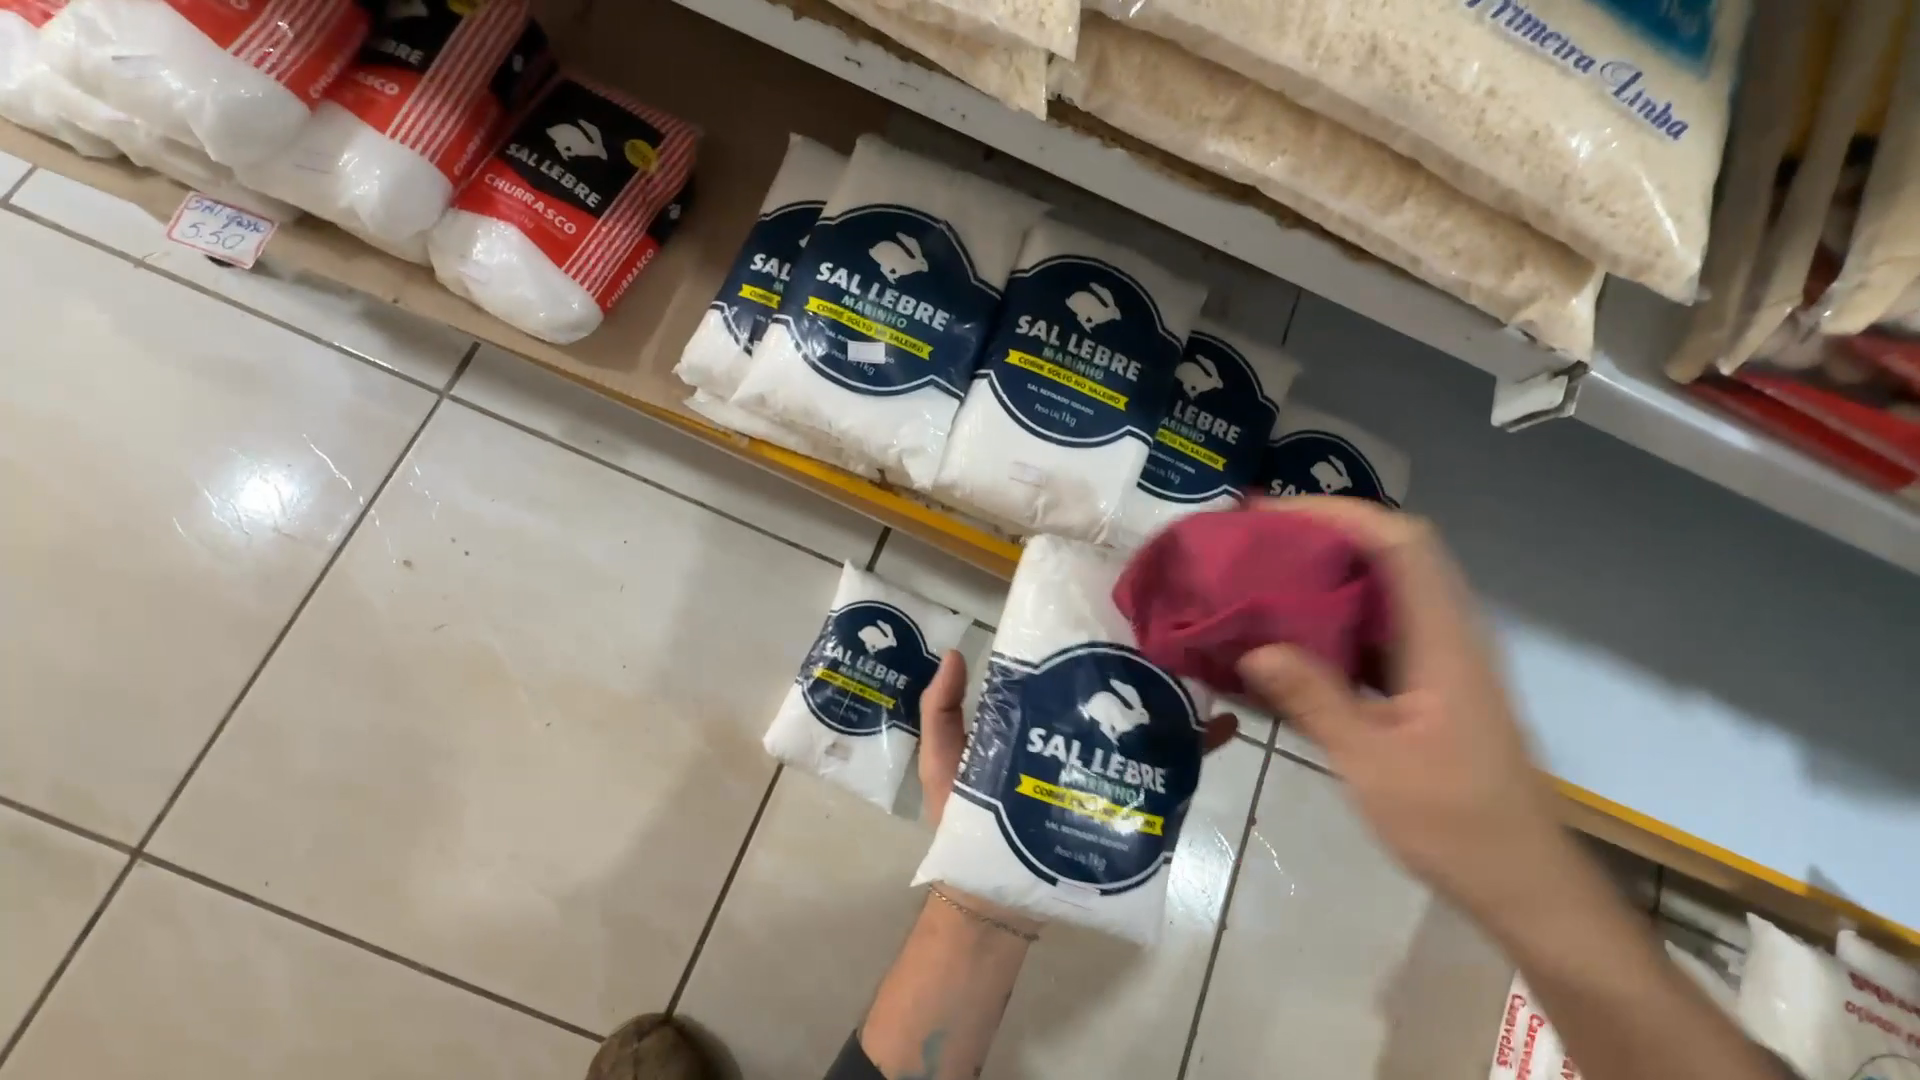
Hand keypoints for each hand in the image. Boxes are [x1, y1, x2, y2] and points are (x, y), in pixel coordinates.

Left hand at [916, 650, 1241, 827]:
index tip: (1117, 622)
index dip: (1090, 653)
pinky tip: (1220, 731)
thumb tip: (957, 653)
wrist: (990, 896)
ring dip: (1178, 709)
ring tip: (1207, 679)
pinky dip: (1191, 757)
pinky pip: (1162, 781)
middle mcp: (1074, 744)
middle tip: (1174, 645)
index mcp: (1037, 725)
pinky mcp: (1121, 809)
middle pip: (1115, 704)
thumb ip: (942, 710)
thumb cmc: (961, 820)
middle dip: (1145, 676)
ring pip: (1145, 735)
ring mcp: (1101, 775)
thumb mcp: (942, 760)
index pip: (1068, 681)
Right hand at [1234, 497, 1574, 924]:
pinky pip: (1376, 626)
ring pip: (1383, 588)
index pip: (1401, 543)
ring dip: (1325, 571)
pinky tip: (1288, 634)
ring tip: (1260, 575)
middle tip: (1253, 541)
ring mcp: (1440, 658)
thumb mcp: (1372, 764)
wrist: (1523, 881)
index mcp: (1443, 641)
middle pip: (1391, 553)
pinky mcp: (1428, 684)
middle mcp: (1447, 635)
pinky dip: (1331, 614)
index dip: (1339, 514)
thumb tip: (1253, 649)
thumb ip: (1313, 699)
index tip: (1272, 515)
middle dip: (1322, 533)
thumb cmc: (1454, 824)